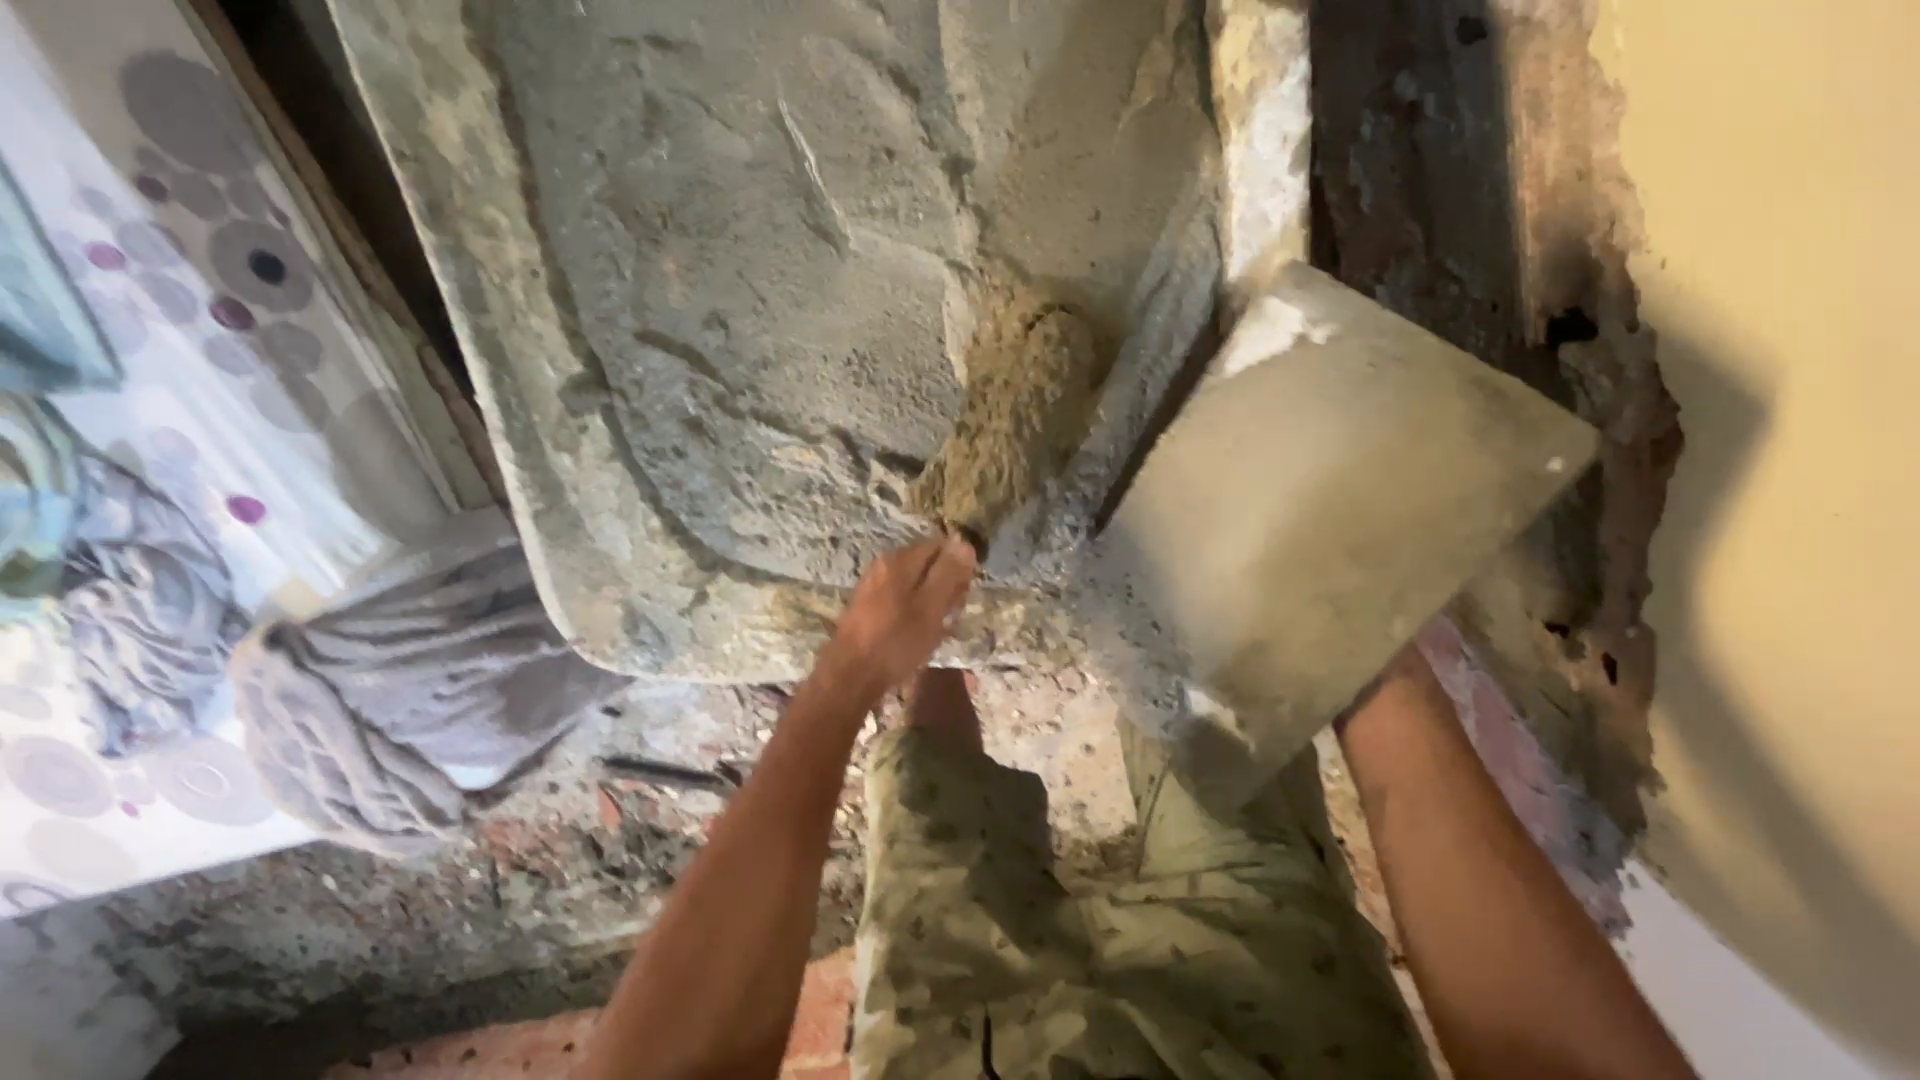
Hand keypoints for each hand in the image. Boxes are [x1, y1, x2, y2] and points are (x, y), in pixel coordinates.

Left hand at [820, 534, 978, 697]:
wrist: (850, 676)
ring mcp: (873, 585)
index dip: (958, 568)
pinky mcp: (868, 606)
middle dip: (945, 587)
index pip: (940, 546)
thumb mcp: (930, 608)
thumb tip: (965, 542)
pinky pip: (901, 599)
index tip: (962, 595)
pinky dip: (914, 612)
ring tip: (935, 630)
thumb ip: (948, 573)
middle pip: (927, 564)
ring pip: (915, 584)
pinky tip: (917, 635)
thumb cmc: (895, 642)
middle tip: (950, 615)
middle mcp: (883, 565)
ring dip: (931, 603)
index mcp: (899, 559)